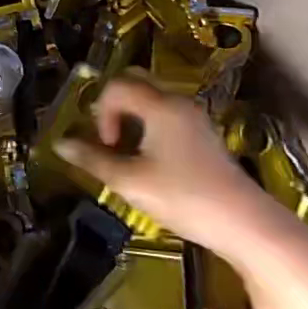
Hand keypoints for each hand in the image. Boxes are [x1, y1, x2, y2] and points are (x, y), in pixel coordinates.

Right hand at [55, 76, 276, 255]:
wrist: (247, 225)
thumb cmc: (184, 198)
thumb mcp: (130, 182)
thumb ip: (92, 160)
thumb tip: (60, 143)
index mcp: (160, 107)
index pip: (117, 86)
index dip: (100, 111)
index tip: (105, 143)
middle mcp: (179, 104)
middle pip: (136, 83)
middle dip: (113, 106)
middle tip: (107, 137)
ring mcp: (196, 119)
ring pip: (152, 100)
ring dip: (131, 117)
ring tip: (126, 152)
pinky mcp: (205, 136)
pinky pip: (167, 115)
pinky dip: (149, 126)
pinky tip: (150, 159)